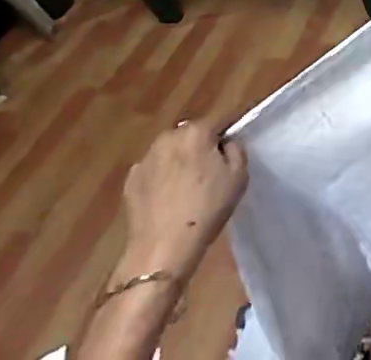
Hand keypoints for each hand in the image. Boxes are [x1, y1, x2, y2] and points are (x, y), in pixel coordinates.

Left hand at [117, 115, 247, 281]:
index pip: (218, 121)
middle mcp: (169, 136)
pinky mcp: (131, 179)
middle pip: (191, 134)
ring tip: (184, 190)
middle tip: (207, 175)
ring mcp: (146, 157)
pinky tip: (165, 201)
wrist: (163, 249)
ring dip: (178, 162)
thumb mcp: (239, 177)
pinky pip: (153, 171)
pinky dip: (160, 179)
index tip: (228, 154)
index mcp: (196, 131)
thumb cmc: (206, 210)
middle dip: (199, 148)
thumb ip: (236, 149)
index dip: (226, 136)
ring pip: (170, 151)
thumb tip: (225, 143)